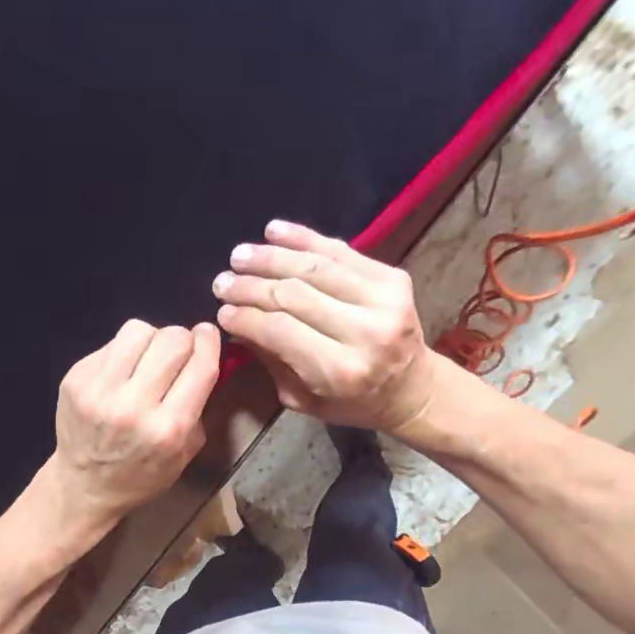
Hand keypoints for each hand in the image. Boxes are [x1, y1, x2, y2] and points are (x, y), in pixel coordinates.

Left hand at [52, 320, 220, 520]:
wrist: (84, 486)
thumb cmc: (142, 473)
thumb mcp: (185, 453)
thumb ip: (199, 406)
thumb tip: (204, 357)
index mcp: (168, 429)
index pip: (201, 366)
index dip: (210, 342)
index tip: (207, 334)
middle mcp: (133, 406)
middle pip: (172, 340)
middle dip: (182, 339)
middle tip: (178, 351)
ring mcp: (99, 390)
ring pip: (138, 330)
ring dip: (151, 339)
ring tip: (148, 357)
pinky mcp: (76, 379)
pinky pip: (111, 344)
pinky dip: (123, 351)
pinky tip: (122, 371)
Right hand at [213, 220, 450, 433]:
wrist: (413, 389)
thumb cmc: (351, 402)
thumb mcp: (302, 398)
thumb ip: (270, 359)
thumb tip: (236, 323)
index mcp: (340, 371)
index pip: (279, 331)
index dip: (245, 317)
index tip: (221, 311)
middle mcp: (364, 333)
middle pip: (293, 295)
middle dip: (250, 287)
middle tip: (223, 282)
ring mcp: (383, 301)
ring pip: (314, 268)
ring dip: (270, 258)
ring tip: (240, 255)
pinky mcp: (393, 278)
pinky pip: (340, 251)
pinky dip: (304, 237)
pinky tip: (273, 231)